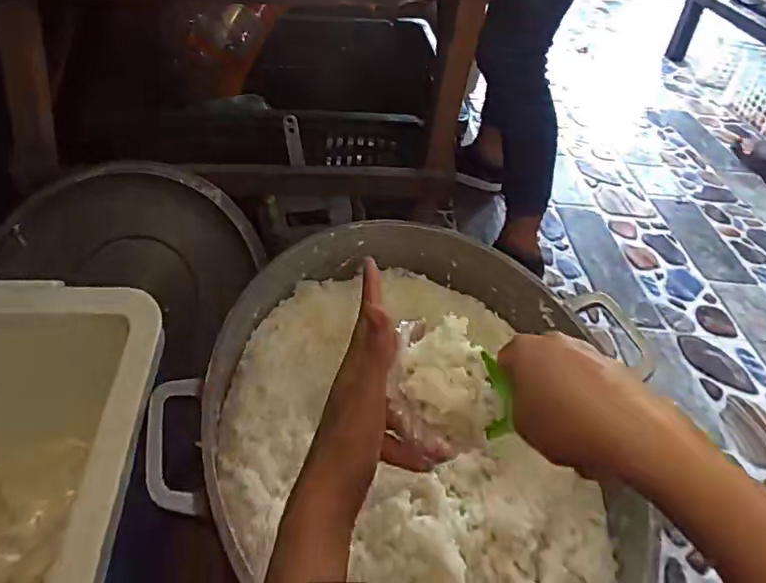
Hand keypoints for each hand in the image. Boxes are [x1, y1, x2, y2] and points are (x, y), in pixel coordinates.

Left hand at [268, 259, 409, 582]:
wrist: (326, 502)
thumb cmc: (349, 445)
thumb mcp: (367, 396)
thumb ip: (375, 355)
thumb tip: (379, 308)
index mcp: (355, 370)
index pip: (366, 321)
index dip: (370, 292)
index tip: (370, 263)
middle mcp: (354, 386)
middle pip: (378, 353)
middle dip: (398, 339)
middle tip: (421, 329)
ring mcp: (356, 415)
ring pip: (388, 397)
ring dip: (412, 402)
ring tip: (439, 409)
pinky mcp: (361, 443)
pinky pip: (390, 434)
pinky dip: (409, 443)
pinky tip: (430, 460)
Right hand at [496, 333, 701, 482]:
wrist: (634, 429)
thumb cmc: (567, 427)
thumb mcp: (524, 428)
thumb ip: (517, 408)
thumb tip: (527, 402)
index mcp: (523, 349)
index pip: (504, 361)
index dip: (508, 386)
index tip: (516, 409)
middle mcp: (552, 339)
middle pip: (537, 361)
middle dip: (539, 386)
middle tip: (544, 419)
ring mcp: (586, 348)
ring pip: (566, 370)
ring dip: (567, 392)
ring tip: (578, 429)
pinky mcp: (614, 362)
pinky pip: (592, 380)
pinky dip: (592, 398)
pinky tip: (601, 428)